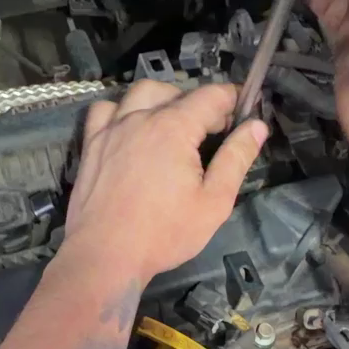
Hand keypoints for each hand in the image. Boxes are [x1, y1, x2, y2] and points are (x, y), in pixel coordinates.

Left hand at [62, 80, 268, 280]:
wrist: (105, 256)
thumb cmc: (164, 234)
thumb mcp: (213, 202)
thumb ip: (236, 160)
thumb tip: (257, 127)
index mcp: (174, 128)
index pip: (211, 97)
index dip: (231, 101)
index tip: (241, 114)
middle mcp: (141, 118)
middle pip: (175, 92)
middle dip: (198, 103)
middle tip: (210, 131)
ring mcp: (111, 129)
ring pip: (139, 93)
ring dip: (161, 99)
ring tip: (172, 124)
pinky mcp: (91, 145)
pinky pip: (105, 110)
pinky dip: (121, 110)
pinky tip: (130, 129)